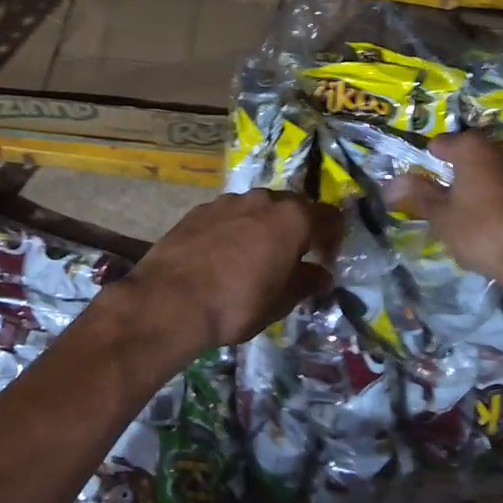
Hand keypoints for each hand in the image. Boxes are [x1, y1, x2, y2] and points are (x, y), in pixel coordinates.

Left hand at [120, 190, 340, 350]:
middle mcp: (263, 199)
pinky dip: (234, 230)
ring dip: (263, 228)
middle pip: (292, 208)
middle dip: (296, 230)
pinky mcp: (199, 209)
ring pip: (257, 209)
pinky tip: (223, 256)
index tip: (327, 260)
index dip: (332, 238)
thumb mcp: (280, 301)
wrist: (170, 300)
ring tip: (254, 258)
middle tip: (292, 259)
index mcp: (292, 218)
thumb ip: (305, 282)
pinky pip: (229, 216)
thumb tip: (321, 274)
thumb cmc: (237, 303)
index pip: (328, 217)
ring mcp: (228, 201)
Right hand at [385, 131, 502, 291]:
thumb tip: (390, 183)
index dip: (430, 162)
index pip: (441, 143)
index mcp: (473, 148)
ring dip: (490, 183)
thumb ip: (417, 195)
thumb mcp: (442, 218)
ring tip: (482, 214)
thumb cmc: (483, 234)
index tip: (427, 185)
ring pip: (501, 170)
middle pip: (474, 154)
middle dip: (463, 172)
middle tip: (453, 201)